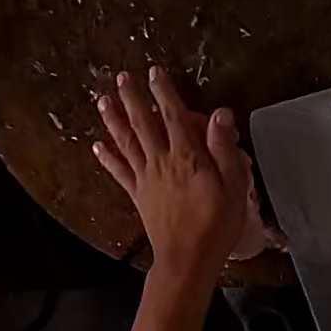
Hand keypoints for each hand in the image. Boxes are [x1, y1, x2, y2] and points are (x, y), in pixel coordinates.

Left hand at [94, 67, 251, 281]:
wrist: (188, 259)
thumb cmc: (217, 224)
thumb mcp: (234, 185)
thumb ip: (224, 148)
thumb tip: (220, 113)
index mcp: (187, 156)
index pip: (173, 116)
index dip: (164, 92)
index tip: (155, 72)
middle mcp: (161, 161)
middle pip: (143, 123)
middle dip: (132, 98)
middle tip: (121, 78)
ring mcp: (145, 178)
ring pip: (126, 142)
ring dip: (113, 120)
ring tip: (102, 100)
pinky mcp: (137, 195)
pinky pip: (119, 172)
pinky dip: (107, 157)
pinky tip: (96, 146)